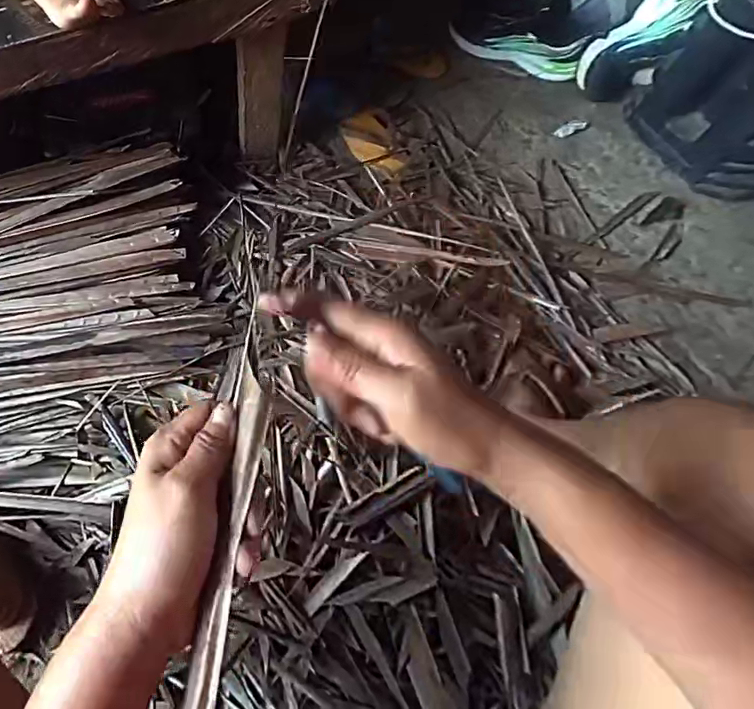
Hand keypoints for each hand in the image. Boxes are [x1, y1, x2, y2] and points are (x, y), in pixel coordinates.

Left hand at [93, 400, 240, 651]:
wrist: (148, 619)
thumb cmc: (154, 554)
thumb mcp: (189, 488)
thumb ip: (211, 448)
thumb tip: (225, 411)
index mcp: (168, 450)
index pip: (209, 414)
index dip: (235, 425)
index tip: (251, 447)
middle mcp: (180, 473)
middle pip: (233, 459)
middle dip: (247, 490)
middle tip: (243, 511)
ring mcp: (193, 505)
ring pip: (240, 497)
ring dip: (248, 525)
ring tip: (239, 546)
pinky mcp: (205, 535)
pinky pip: (237, 529)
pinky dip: (243, 547)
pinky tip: (237, 563)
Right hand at [259, 289, 502, 473]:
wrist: (489, 450)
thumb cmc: (449, 422)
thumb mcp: (395, 396)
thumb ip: (349, 367)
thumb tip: (310, 339)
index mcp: (383, 334)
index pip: (328, 310)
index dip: (295, 303)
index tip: (265, 302)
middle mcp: (379, 342)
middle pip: (326, 350)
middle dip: (334, 385)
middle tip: (361, 411)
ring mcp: (382, 364)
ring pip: (336, 377)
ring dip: (350, 405)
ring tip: (381, 425)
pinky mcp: (384, 384)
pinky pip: (352, 395)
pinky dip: (362, 415)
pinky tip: (386, 428)